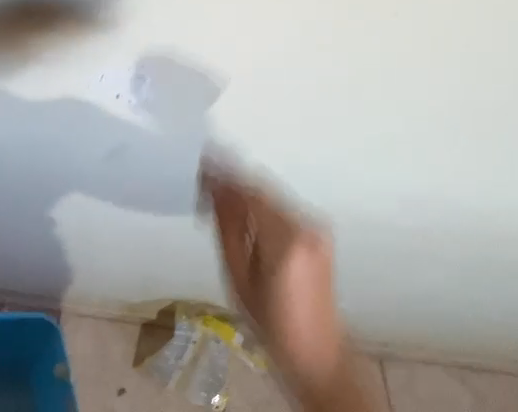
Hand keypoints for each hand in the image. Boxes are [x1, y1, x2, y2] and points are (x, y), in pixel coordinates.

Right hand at [205, 168, 348, 398]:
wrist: (318, 351)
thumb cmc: (271, 323)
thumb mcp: (238, 277)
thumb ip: (227, 227)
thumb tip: (214, 189)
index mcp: (284, 238)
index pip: (247, 189)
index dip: (221, 175)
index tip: (198, 167)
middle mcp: (306, 225)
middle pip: (260, 187)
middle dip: (231, 181)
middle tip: (203, 187)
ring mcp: (317, 227)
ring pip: (270, 194)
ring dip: (244, 192)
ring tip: (218, 202)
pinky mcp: (319, 232)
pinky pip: (281, 206)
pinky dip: (259, 204)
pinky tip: (242, 214)